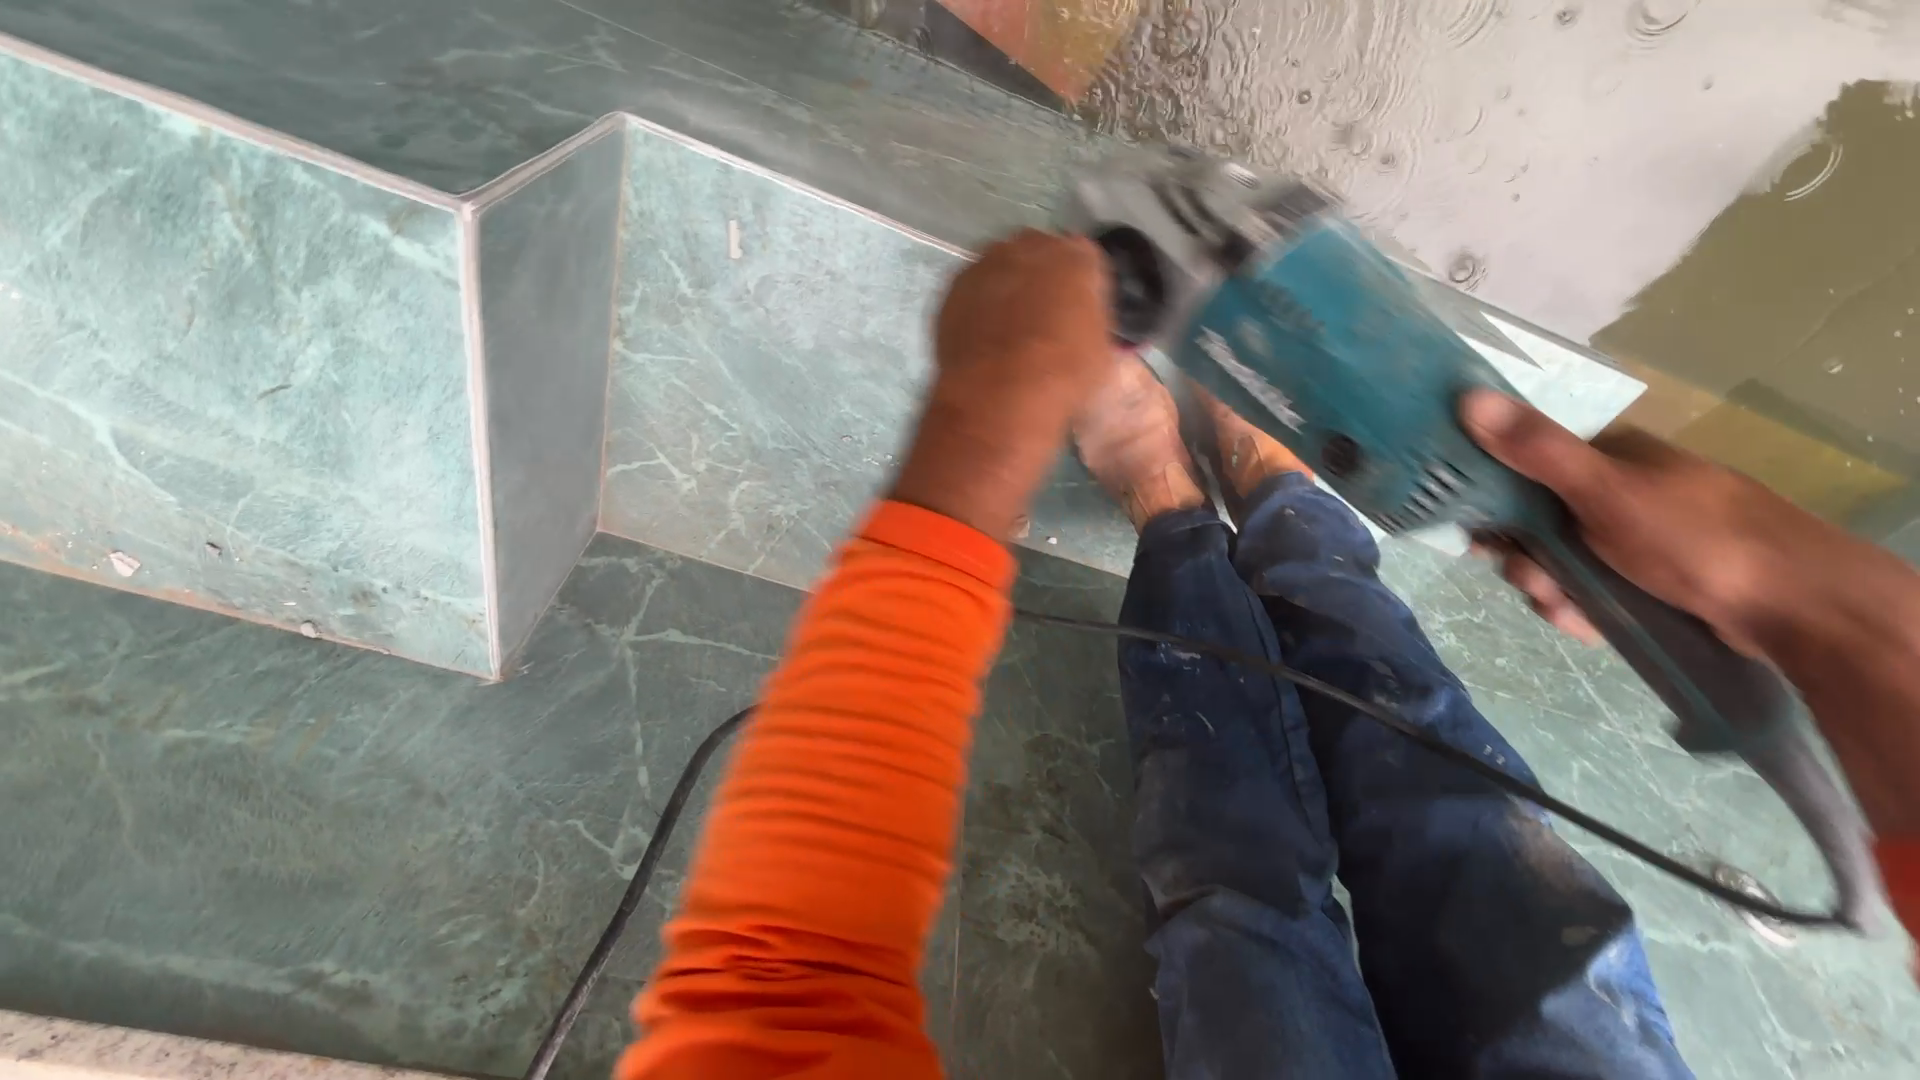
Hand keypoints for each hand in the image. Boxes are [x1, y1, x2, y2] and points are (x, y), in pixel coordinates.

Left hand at [891, 230, 1113, 538]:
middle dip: (1040, 284)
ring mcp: (983, 267)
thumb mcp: (1099, 357)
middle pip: (1038, 256)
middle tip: (1042, 329)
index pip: (1082, 259)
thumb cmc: (1062, 388)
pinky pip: (971, 295)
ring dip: (1007, 296)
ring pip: (1001, 273)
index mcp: (1077, 258)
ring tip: (1009, 342)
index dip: (1078, 291)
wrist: (997, 408)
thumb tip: (1078, 328)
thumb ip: (1093, 327)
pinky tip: (982, 347)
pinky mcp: (950, 293)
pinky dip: (978, 313)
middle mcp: (1028, 248)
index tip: (1074, 319)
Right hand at [1459, 389, 1839, 655]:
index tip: (1477, 533)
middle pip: (1532, 521)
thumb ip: (1536, 449)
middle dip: (1523, 557)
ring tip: (1566, 608)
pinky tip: (1588, 623)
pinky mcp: (1643, 578)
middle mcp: (1616, 491)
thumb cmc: (1696, 538)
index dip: (1491, 499)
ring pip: (1556, 561)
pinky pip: (1585, 589)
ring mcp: (1631, 537)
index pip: (1522, 466)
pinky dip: (1578, 607)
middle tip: (1534, 580)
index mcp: (1608, 458)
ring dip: (1547, 588)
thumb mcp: (1606, 490)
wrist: (1795, 609)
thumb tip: (1466, 398)